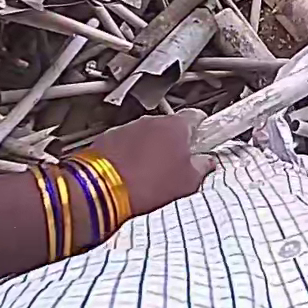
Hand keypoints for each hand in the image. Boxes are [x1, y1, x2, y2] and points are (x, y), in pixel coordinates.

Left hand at [79, 111, 216, 216]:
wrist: (102, 190)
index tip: (203, 142)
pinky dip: (128, 155)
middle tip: (176, 167)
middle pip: (169, 127)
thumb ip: (202, 166)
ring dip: (149, 149)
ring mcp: (127, 127)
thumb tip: (206, 162)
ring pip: (146, 135)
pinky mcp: (108, 138)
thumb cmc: (146, 185)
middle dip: (173, 144)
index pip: (197, 117)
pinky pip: (125, 144)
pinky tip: (129, 174)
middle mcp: (151, 121)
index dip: (202, 130)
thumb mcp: (187, 182)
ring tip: (150, 175)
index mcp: (176, 126)